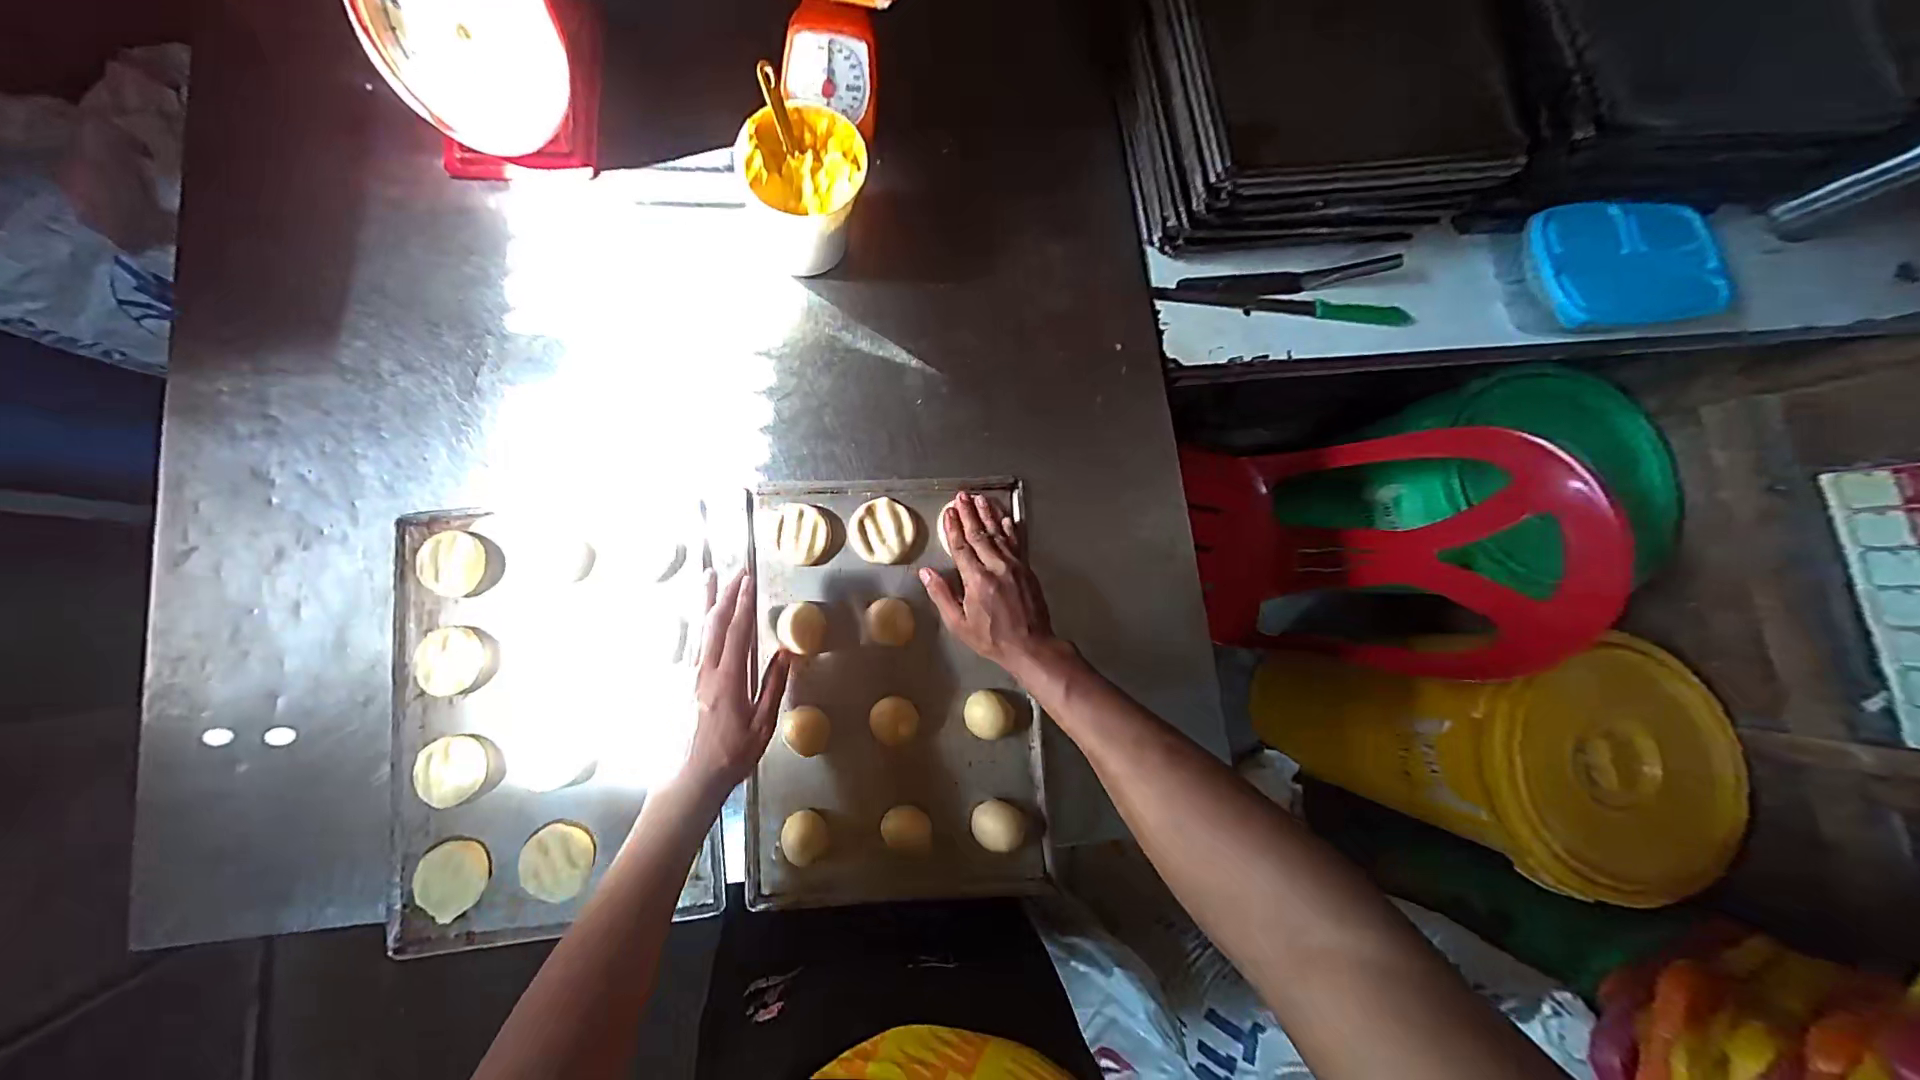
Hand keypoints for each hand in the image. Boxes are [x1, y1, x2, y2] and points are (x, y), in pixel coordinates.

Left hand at [686, 568, 791, 794]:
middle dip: (726, 593)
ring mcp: (688, 677)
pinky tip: (695, 616)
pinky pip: (689, 645)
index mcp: (727, 680)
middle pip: (714, 623)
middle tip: (736, 571)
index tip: (750, 580)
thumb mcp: (762, 725)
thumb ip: (773, 686)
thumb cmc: (731, 756)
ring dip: (705, 601)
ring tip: (708, 578)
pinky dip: (695, 623)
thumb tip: (784, 653)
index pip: (737, 632)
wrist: (688, 781)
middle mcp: (703, 672)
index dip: (745, 604)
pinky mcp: (679, 685)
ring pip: (698, 630)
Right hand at [920, 492, 1063, 678]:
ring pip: (999, 534)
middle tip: (961, 496)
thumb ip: (942, 595)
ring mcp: (1015, 566)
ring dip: (988, 515)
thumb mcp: (959, 624)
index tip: (948, 512)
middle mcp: (997, 567)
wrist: (1031, 645)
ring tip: (980, 499)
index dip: (953, 528)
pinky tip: (1005, 518)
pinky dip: (1009, 529)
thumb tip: (926, 573)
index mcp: (977, 580)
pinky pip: (1016, 543)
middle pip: (979, 535)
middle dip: (969, 514)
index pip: (961, 547)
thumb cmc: (992, 639)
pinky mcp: (1027, 569)